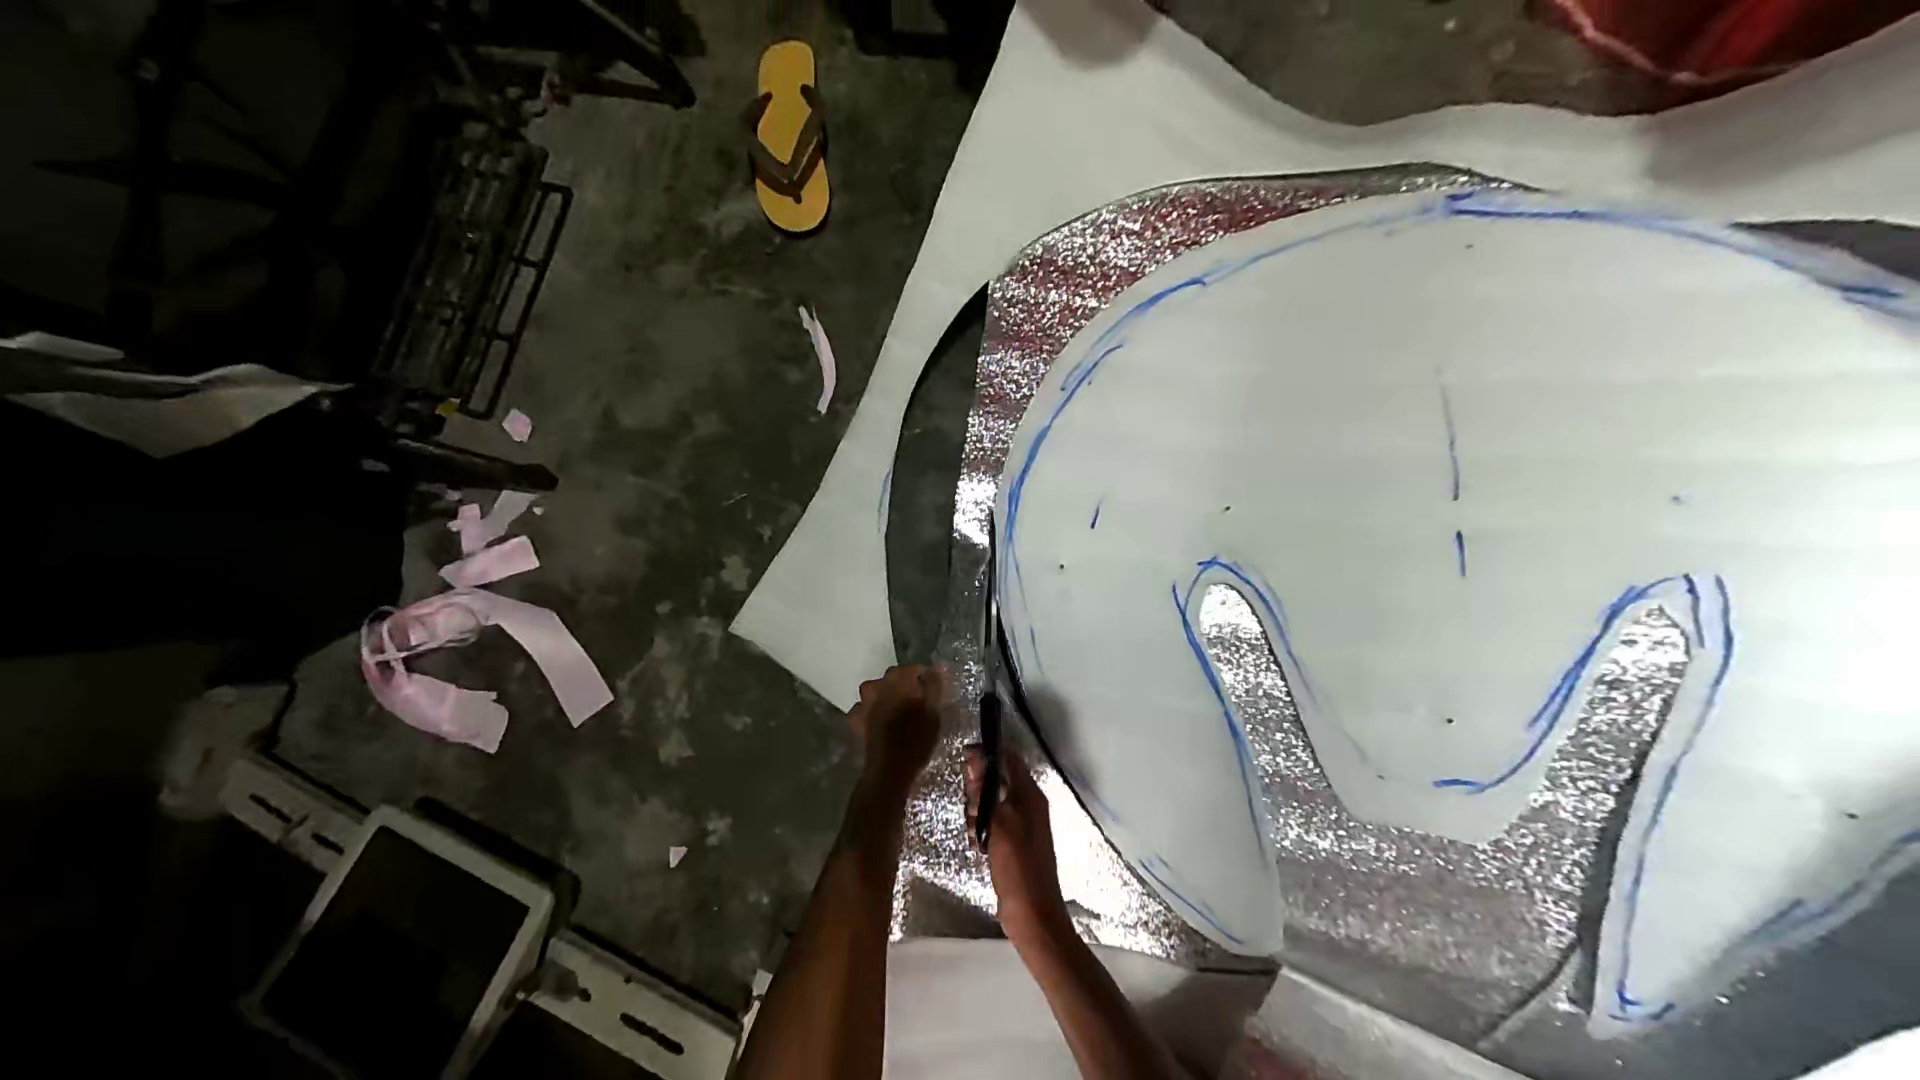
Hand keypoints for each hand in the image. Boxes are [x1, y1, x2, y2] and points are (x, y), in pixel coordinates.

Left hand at [848, 665, 943, 796]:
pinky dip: (873, 711)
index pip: (911, 669)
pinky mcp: (855, 720)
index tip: (931, 689)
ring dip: (887, 696)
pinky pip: (865, 708)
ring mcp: (862, 703)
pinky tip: (881, 721)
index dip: (923, 676)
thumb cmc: (916, 742)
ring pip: (876, 691)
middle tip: (917, 700)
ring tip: (899, 711)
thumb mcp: (933, 714)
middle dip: (904, 684)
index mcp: (897, 683)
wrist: (889, 772)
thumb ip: (933, 687)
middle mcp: (876, 688)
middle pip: (892, 678)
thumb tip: (934, 669)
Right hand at [966, 745, 1069, 947]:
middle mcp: (1027, 804)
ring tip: (975, 833)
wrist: (1032, 913)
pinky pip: (991, 823)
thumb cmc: (1017, 865)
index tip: (962, 758)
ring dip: (977, 813)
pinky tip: (977, 845)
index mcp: (1030, 795)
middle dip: (978, 791)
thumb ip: (987, 789)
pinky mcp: (1012, 843)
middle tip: (972, 811)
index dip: (986, 754)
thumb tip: (975, 757)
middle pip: (997, 780)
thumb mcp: (999, 823)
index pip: (1009, 758)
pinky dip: (981, 830)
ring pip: (990, 803)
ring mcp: (1020, 824)